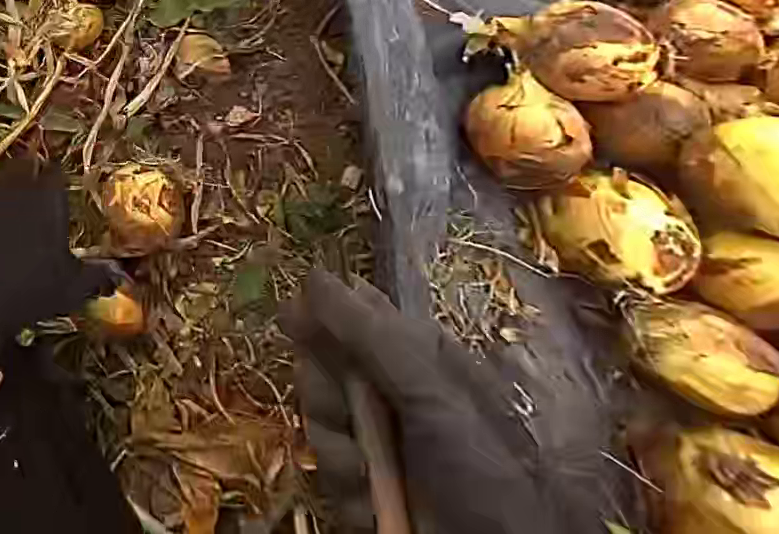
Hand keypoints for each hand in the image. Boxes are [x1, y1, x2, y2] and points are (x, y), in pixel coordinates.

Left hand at [0, 156, 115, 349]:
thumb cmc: (37, 288)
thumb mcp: (75, 285)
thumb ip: (97, 274)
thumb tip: (117, 274)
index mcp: (49, 202)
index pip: (56, 172)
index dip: (59, 171)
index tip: (61, 175)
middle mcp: (22, 194)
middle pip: (25, 164)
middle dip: (31, 164)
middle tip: (37, 170)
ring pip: (1, 176)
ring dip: (8, 175)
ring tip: (15, 182)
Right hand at [281, 272, 612, 533]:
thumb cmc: (483, 466)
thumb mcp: (429, 388)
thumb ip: (366, 331)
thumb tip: (313, 273)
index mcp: (413, 352)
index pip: (348, 313)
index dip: (318, 316)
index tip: (295, 322)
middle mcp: (390, 389)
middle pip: (322, 366)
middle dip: (325, 393)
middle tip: (346, 414)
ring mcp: (378, 440)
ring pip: (319, 420)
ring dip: (337, 449)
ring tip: (368, 474)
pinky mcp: (367, 488)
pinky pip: (327, 474)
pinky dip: (347, 493)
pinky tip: (375, 506)